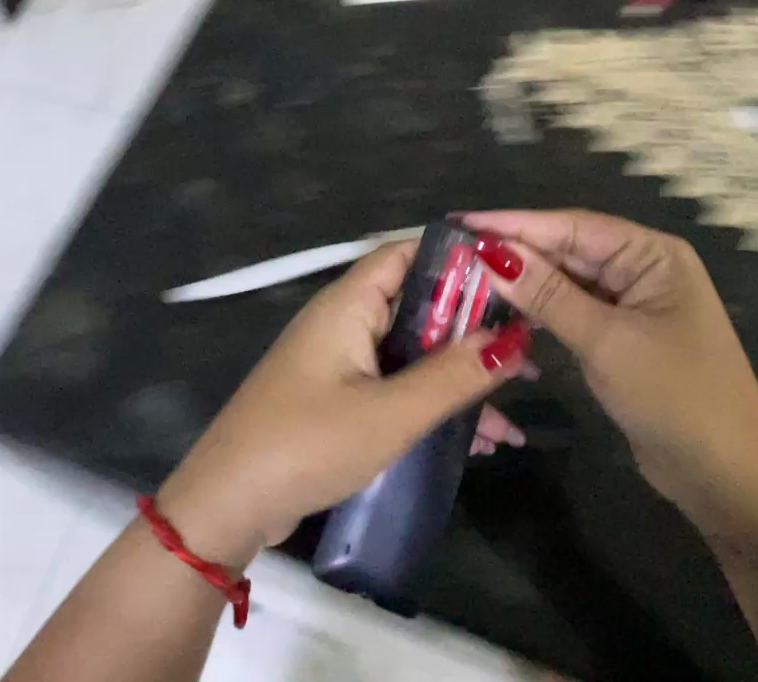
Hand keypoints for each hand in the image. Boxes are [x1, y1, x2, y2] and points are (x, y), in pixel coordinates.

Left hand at [155, 241, 529, 566]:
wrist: (228, 504)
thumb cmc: (308, 444)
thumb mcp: (390, 414)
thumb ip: (453, 376)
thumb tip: (513, 340)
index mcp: (348, 306)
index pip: (406, 254)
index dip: (457, 260)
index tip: (513, 279)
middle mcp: (344, 323)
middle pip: (417, 307)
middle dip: (472, 330)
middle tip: (529, 355)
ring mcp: (339, 363)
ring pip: (412, 353)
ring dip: (459, 377)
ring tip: (515, 411)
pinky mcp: (338, 400)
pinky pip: (396, 387)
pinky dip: (433, 405)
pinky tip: (480, 442)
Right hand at [463, 209, 757, 545]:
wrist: (726, 477)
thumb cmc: (675, 397)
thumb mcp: (606, 341)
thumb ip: (547, 295)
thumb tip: (490, 254)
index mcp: (653, 255)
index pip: (572, 225)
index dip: (515, 223)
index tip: (462, 222)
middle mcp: (642, 269)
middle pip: (567, 249)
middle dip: (514, 251)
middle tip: (455, 251)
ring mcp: (631, 304)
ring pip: (565, 280)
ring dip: (522, 281)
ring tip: (467, 276)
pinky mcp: (619, 335)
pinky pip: (570, 309)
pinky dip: (538, 310)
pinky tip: (501, 309)